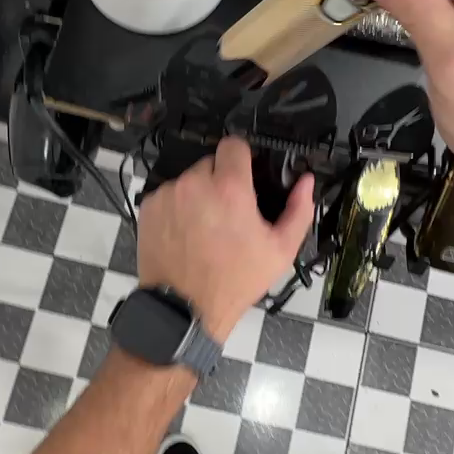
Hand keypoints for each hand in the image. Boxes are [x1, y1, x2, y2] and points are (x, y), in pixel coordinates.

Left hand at [135, 137, 315, 341]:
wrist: (186, 308)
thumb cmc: (234, 282)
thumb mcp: (280, 251)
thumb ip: (298, 210)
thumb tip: (305, 183)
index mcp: (229, 188)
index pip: (234, 144)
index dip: (243, 158)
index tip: (246, 174)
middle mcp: (194, 184)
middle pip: (211, 163)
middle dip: (221, 181)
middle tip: (229, 211)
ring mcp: (168, 195)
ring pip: (188, 180)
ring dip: (198, 194)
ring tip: (206, 226)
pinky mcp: (149, 208)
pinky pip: (168, 196)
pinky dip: (177, 208)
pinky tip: (187, 233)